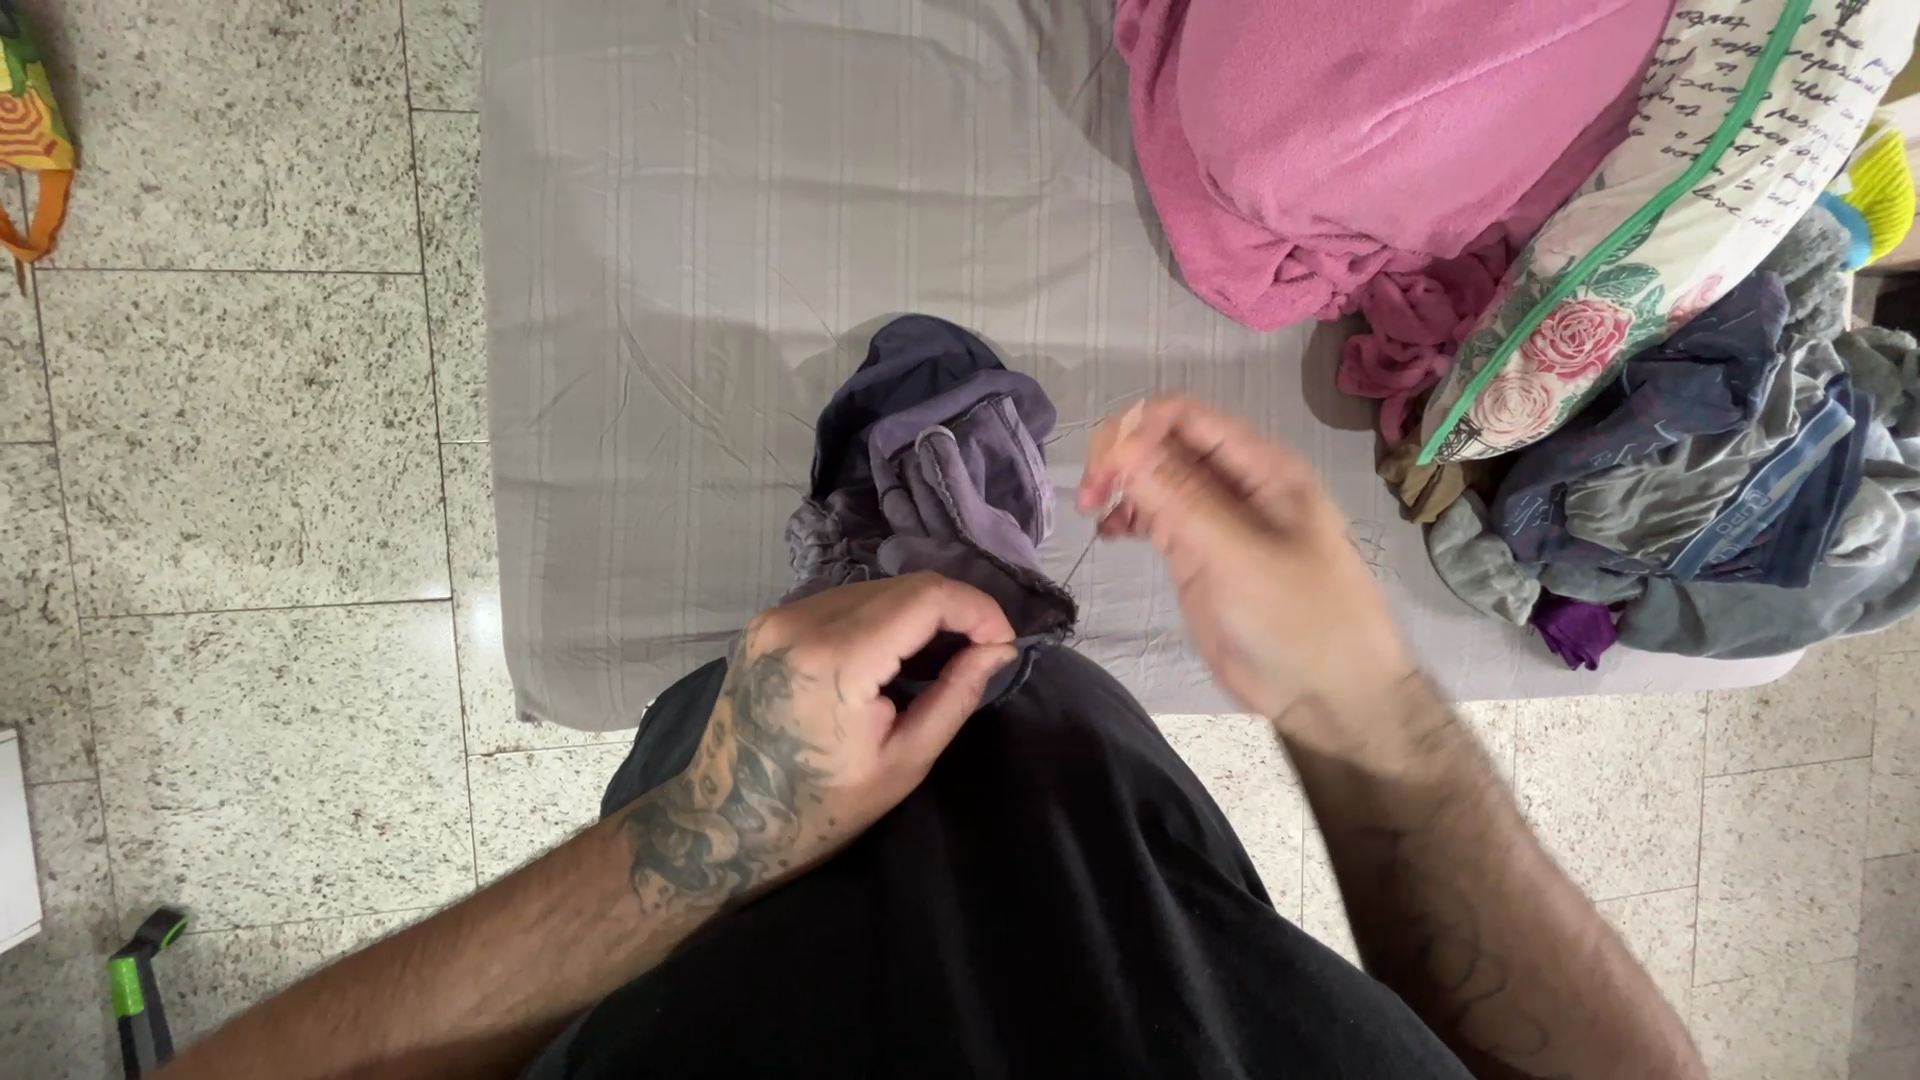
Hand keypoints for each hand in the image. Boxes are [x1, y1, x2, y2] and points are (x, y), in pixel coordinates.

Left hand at [617, 572, 1017, 914]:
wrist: (725, 822)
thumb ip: (956, 695)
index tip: (1003, 641)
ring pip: (874, 588)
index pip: (926, 596)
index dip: (977, 608)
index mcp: (836, 658)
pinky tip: (891, 653)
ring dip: (918, 611)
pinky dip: (881, 616)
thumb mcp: (904, 762)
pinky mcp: (767, 621)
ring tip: (938, 655)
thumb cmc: (821, 808)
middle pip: (903, 585)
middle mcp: (801, 620)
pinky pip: (843, 600)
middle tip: (980, 649)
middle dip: (953, 610)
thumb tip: (998, 649)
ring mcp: (778, 616)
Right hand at [1078, 397, 1415, 744]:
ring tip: (1093, 514)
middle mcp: (1236, 484)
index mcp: (1261, 468)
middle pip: (1166, 444)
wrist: (1325, 694)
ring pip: (1155, 479)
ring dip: (1121, 486)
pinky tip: (1109, 533)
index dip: (1139, 428)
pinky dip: (1128, 517)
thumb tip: (1122, 442)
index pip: (1188, 418)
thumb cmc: (1297, 617)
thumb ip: (1180, 497)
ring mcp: (1215, 520)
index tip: (1103, 467)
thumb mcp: (1238, 553)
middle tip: (1090, 495)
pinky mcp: (1198, 554)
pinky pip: (1155, 517)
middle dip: (1122, 457)